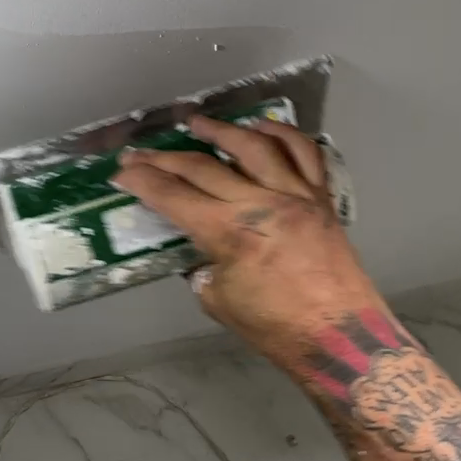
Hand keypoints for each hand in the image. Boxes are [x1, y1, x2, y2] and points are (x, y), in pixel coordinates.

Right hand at [110, 116, 384, 355]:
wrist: (339, 336)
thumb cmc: (274, 327)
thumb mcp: (216, 299)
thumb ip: (201, 265)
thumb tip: (197, 248)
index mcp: (229, 233)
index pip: (173, 196)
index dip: (142, 182)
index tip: (122, 173)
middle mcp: (262, 203)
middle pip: (203, 168)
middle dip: (164, 159)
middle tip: (139, 154)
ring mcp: (296, 196)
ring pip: (254, 146)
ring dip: (220, 131)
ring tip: (197, 124)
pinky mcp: (321, 199)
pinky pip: (305, 154)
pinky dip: (281, 135)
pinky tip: (261, 128)